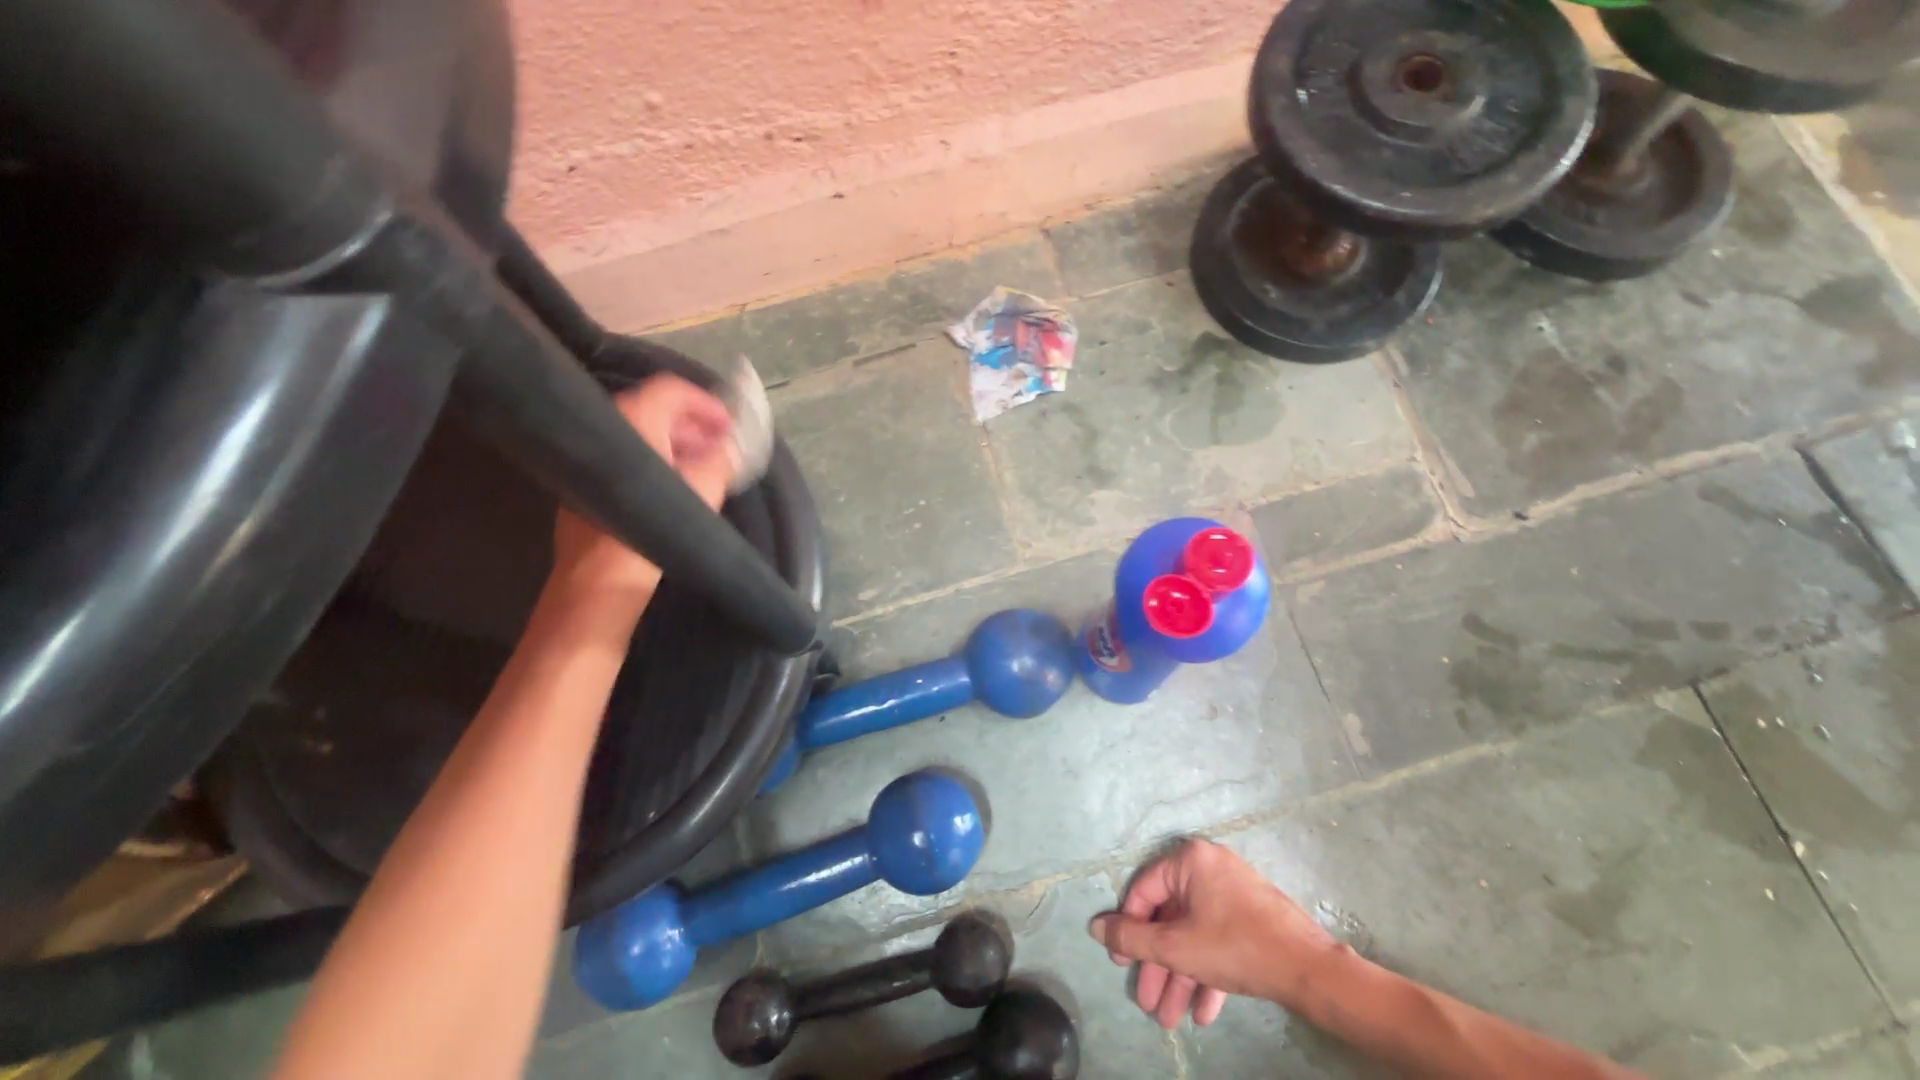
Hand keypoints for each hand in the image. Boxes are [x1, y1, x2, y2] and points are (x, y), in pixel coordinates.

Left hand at [548, 375, 736, 618]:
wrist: (602, 579)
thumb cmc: (654, 525)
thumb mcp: (705, 487)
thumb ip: (722, 459)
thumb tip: (730, 447)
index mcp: (635, 419)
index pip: (671, 389)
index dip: (706, 404)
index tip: (729, 427)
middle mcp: (607, 428)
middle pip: (653, 409)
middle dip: (691, 426)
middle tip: (720, 447)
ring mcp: (590, 457)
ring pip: (639, 436)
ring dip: (674, 446)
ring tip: (703, 469)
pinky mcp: (585, 485)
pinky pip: (625, 459)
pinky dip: (652, 463)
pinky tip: (674, 489)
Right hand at [1089, 839, 1344, 1028]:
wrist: (1309, 968)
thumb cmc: (1234, 946)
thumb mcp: (1175, 946)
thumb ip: (1131, 938)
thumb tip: (1096, 926)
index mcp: (1189, 861)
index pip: (1143, 892)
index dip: (1128, 931)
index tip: (1122, 963)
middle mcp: (1209, 867)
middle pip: (1170, 919)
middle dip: (1158, 968)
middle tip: (1148, 1003)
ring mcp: (1233, 892)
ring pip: (1194, 934)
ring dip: (1180, 977)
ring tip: (1171, 1019)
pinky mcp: (1251, 916)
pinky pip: (1218, 940)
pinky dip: (1207, 972)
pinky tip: (1202, 1012)